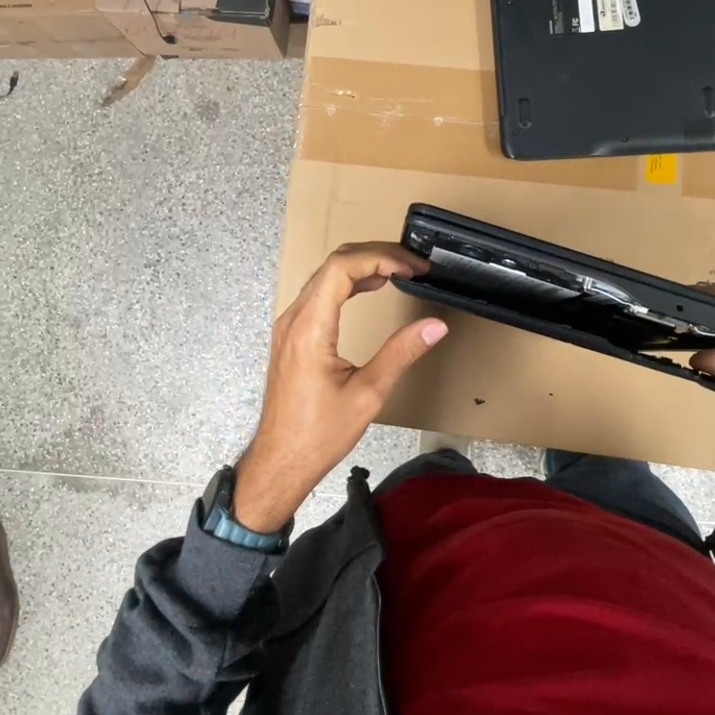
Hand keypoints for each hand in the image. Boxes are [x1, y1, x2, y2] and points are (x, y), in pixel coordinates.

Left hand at [232, 243, 448, 532]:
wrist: (280, 460)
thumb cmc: (317, 435)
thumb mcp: (368, 394)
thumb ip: (401, 353)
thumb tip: (434, 326)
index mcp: (310, 328)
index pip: (342, 268)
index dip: (380, 257)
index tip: (411, 265)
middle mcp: (294, 319)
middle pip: (333, 264)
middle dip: (376, 255)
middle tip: (413, 264)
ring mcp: (290, 325)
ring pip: (325, 275)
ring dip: (362, 266)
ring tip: (400, 270)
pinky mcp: (292, 335)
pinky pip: (319, 292)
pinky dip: (348, 282)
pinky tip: (371, 287)